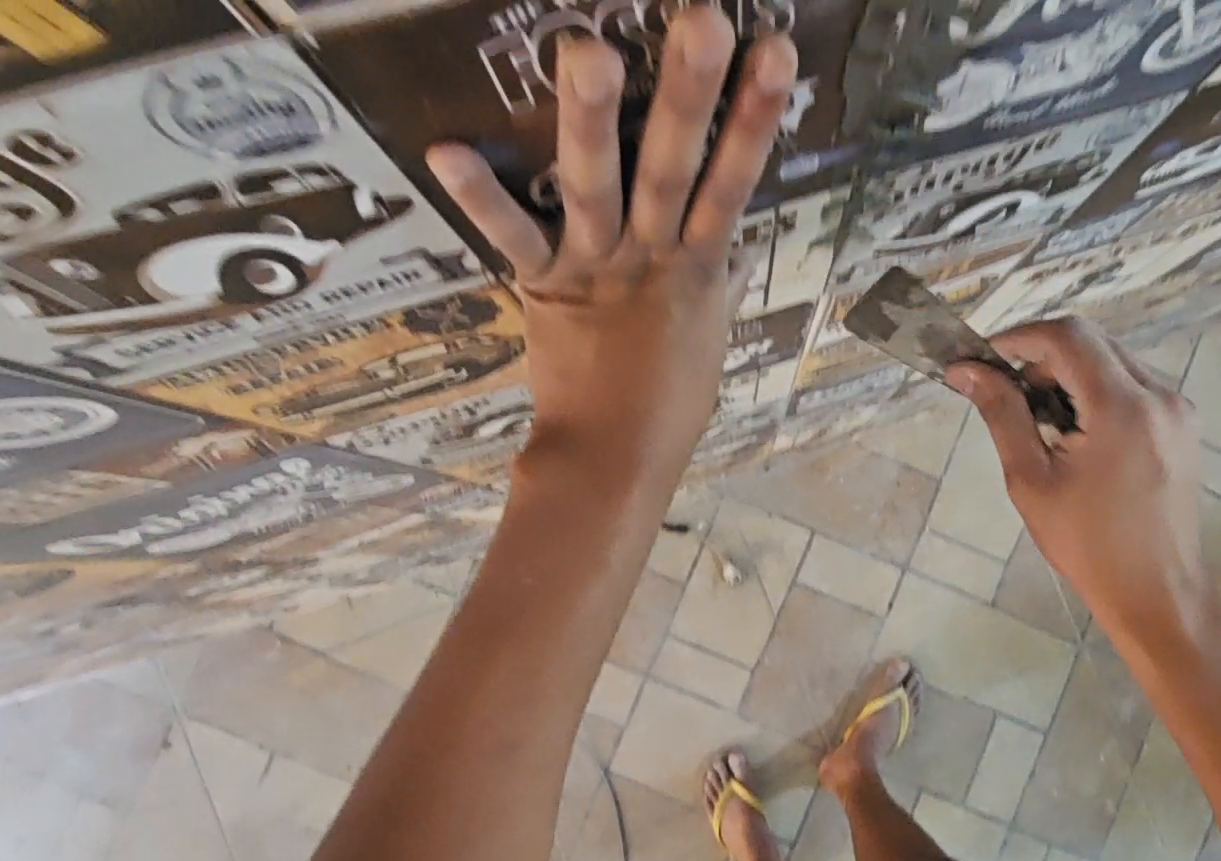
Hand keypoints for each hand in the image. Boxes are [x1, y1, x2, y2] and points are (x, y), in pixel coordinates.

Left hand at [425, 10, 796, 480]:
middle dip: (693, 95)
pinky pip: (514, 238)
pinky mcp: (547, 287)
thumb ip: (721, 285)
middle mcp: (653, 258)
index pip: (735, 184)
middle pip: (676, 170)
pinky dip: (482, 200)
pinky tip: (445, 148)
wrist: (617, 457)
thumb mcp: (708, 339)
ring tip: (589, 46)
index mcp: (699, 270)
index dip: (755, 121)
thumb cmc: (669, 404)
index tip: (775, 53)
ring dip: (593, 120)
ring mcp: (598, 269)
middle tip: (704, 19)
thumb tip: (741, 248)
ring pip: (600, 188)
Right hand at [947, 317, 1215, 640]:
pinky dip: (1095, 392)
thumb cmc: (1086, 543)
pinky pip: (1131, 384)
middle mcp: (1159, 395)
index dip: (1019, 337)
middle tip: (1009, 395)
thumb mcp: (1031, 480)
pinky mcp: (1182, 422)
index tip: (985, 359)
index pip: (1068, 336)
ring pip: (1112, 359)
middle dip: (1042, 357)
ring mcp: (1178, 407)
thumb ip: (1002, 414)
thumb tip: (965, 372)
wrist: (1157, 587)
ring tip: (1040, 420)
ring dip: (1068, 374)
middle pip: (1092, 341)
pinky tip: (1075, 432)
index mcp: (1122, 408)